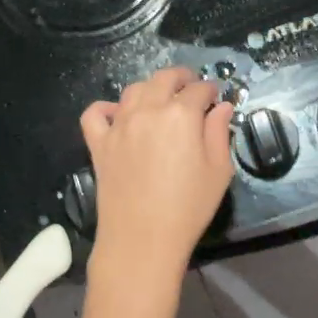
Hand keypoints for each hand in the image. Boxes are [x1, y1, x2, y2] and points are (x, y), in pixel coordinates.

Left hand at [79, 67, 235, 272]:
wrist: (142, 240)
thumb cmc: (188, 207)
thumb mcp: (219, 171)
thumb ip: (220, 133)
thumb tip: (222, 107)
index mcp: (181, 115)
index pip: (199, 90)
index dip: (211, 90)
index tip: (216, 97)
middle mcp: (148, 110)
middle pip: (164, 78)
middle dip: (182, 78)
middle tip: (192, 87)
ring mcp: (119, 125)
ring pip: (133, 90)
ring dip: (151, 88)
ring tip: (161, 100)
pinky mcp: (99, 143)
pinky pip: (95, 113)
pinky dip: (106, 108)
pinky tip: (119, 115)